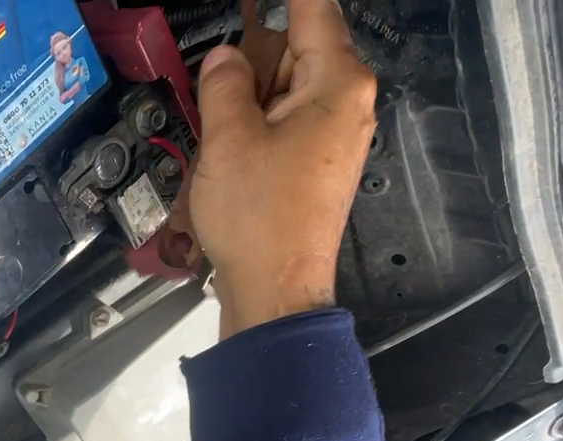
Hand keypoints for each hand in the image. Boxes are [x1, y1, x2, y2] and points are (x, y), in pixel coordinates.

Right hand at [190, 0, 375, 336]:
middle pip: (299, 54)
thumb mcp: (227, 141)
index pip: (313, 10)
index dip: (281, 0)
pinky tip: (229, 154)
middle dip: (254, 61)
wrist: (274, 290)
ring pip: (288, 96)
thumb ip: (224, 86)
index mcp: (337, 83)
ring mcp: (336, 141)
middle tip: (215, 82)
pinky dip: (258, 130)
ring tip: (216, 127)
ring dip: (249, 102)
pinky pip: (288, 130)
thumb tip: (225, 57)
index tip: (252, 3)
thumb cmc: (256, 214)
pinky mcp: (318, 172)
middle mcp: (347, 105)